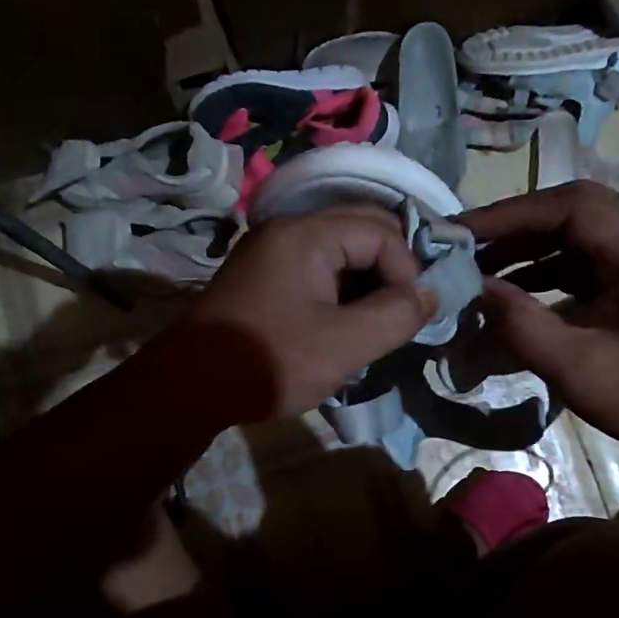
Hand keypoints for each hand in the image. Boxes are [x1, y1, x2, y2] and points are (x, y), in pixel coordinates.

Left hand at [167, 207, 436, 422]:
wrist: (188, 387)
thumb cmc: (269, 361)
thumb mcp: (344, 344)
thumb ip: (396, 314)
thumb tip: (430, 294)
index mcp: (306, 233)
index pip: (382, 230)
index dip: (407, 270)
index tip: (409, 316)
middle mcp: (285, 231)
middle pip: (360, 234)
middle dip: (388, 275)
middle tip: (399, 318)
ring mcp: (268, 254)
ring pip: (338, 256)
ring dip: (363, 288)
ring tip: (372, 329)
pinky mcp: (260, 280)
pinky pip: (314, 273)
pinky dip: (336, 296)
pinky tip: (341, 330)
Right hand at [458, 181, 618, 461]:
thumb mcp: (573, 365)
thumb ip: (519, 322)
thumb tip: (473, 287)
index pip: (578, 208)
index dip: (514, 214)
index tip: (463, 233)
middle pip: (579, 212)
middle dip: (516, 226)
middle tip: (465, 245)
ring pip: (579, 233)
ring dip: (527, 246)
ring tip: (479, 267)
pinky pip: (585, 259)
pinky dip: (543, 268)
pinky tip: (510, 288)